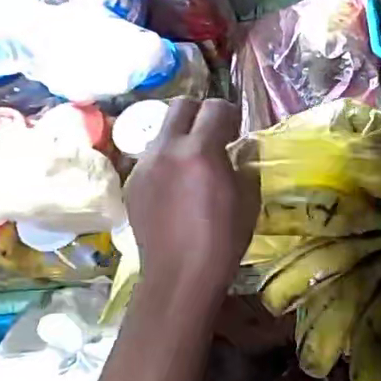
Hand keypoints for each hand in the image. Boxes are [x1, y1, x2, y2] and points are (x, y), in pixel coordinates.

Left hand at [125, 99, 257, 300]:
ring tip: (194, 167)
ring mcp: (144, 165)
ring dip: (181, 138)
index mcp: (201, 151)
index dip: (231, 115)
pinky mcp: (132, 184)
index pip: (216, 107)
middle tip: (214, 136)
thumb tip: (240, 151)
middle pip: (182, 105)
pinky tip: (176, 190)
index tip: (237, 132)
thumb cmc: (223, 240)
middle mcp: (167, 150)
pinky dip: (167, 163)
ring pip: (163, 132)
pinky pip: (151, 159)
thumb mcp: (248, 199)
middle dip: (201, 114)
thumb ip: (244, 165)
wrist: (180, 275)